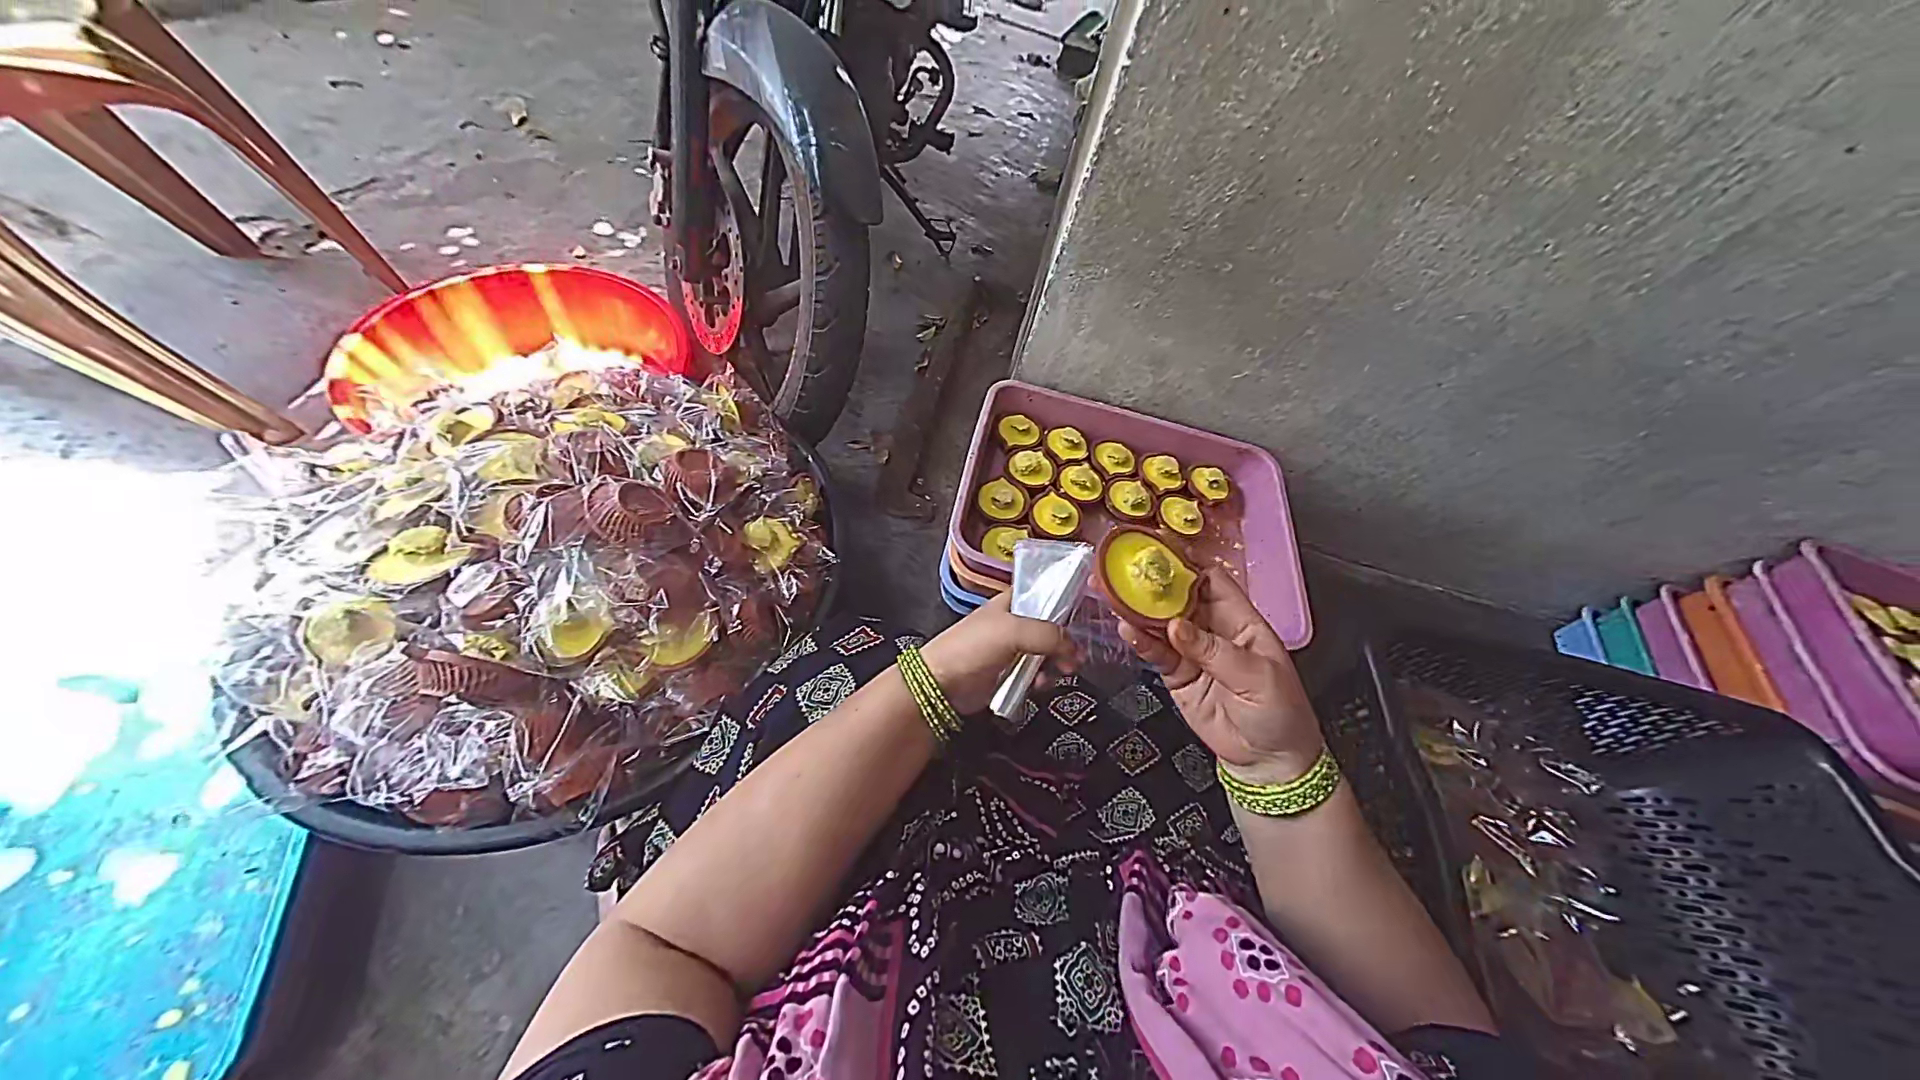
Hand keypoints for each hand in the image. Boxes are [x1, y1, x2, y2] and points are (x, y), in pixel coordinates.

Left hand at [919, 591, 1074, 714]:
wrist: (942, 684)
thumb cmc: (972, 647)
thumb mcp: (1013, 630)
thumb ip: (1049, 634)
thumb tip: (1074, 648)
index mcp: (1013, 601)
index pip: (1046, 594)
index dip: (1066, 603)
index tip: (1085, 616)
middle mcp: (1016, 623)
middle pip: (1053, 628)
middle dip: (1067, 643)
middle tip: (1075, 656)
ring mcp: (1014, 649)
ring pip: (1049, 654)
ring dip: (1058, 664)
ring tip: (1062, 672)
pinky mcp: (1011, 674)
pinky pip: (1038, 675)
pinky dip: (1043, 680)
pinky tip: (1041, 685)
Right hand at [1118, 568, 1323, 784]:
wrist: (1268, 761)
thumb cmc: (1280, 714)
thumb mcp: (1257, 677)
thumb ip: (1214, 650)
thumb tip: (1175, 626)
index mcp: (1241, 621)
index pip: (1212, 582)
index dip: (1188, 567)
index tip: (1161, 556)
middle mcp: (1213, 630)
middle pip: (1179, 599)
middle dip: (1155, 586)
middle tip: (1128, 575)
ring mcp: (1192, 652)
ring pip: (1161, 623)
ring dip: (1140, 612)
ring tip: (1118, 599)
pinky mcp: (1176, 674)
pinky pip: (1155, 652)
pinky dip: (1140, 641)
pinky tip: (1128, 632)